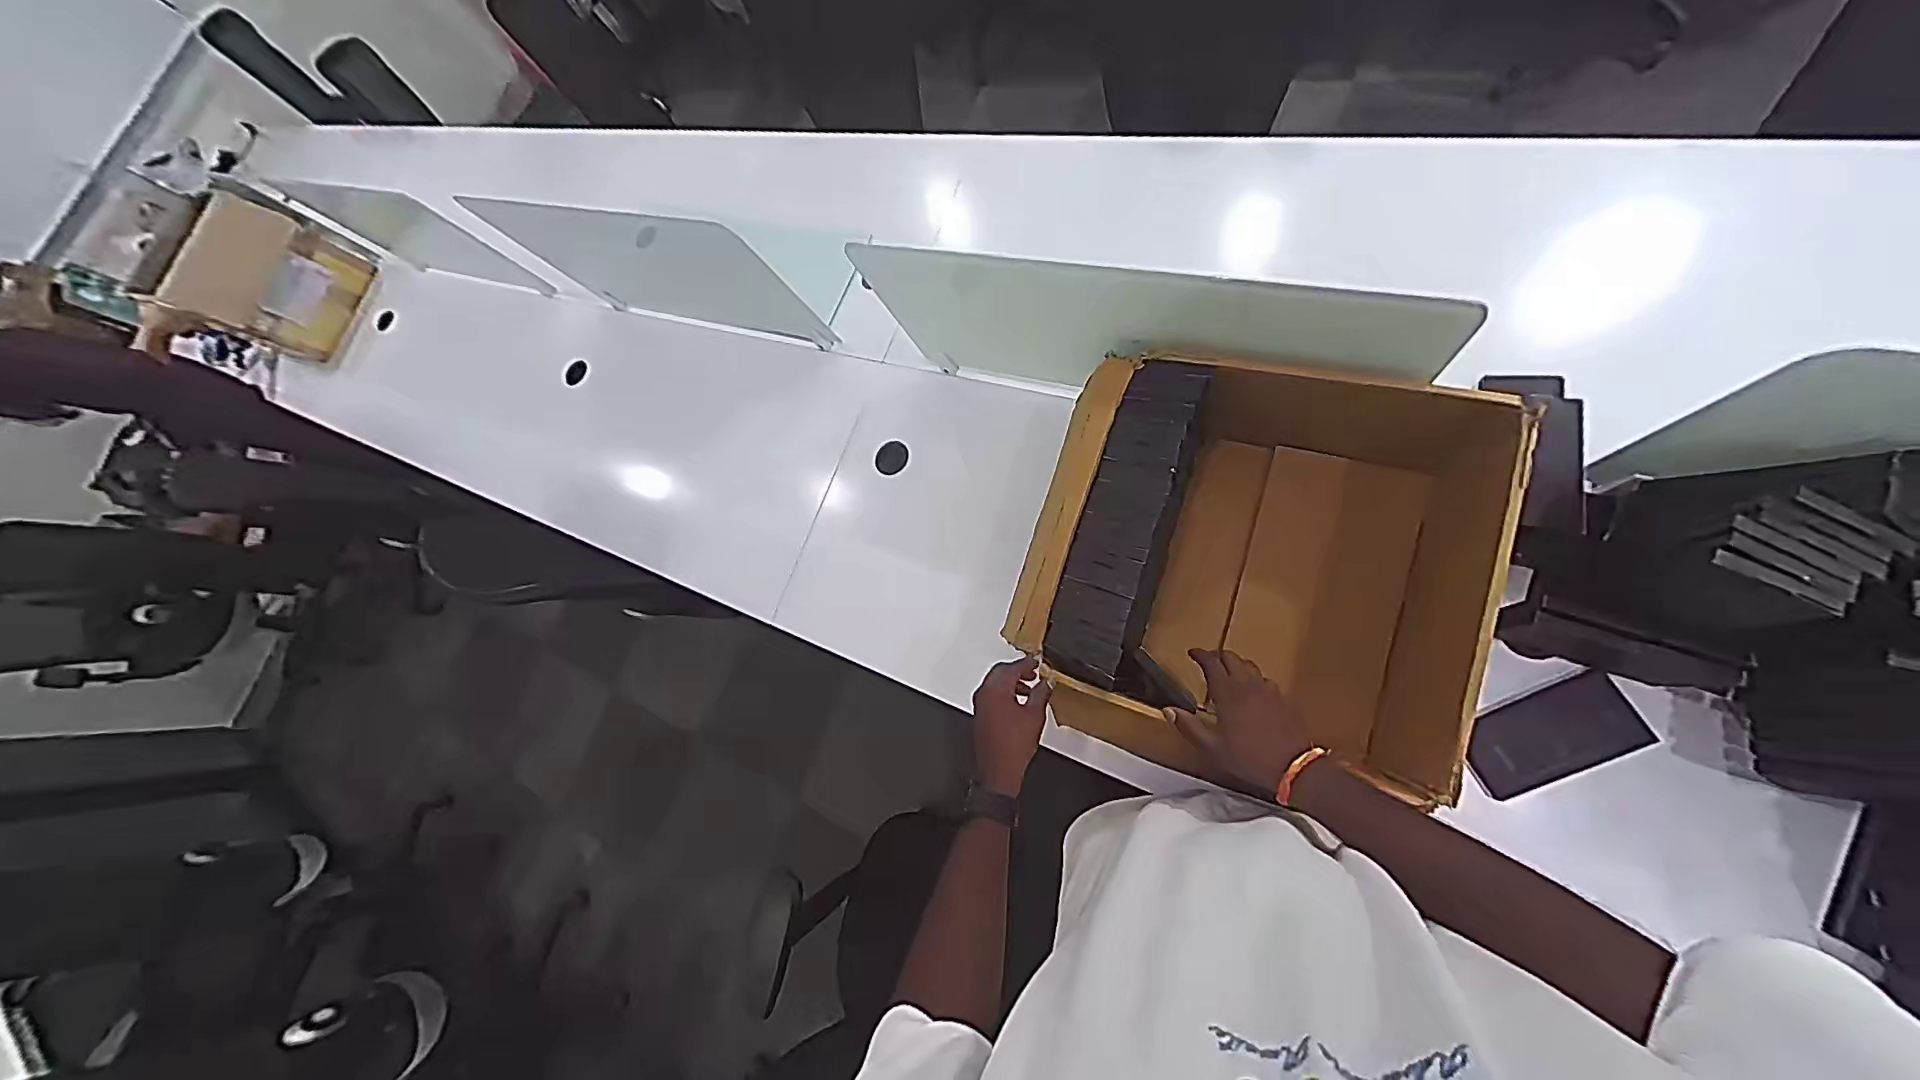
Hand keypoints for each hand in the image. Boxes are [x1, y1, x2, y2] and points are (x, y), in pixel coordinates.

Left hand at [971, 656, 1051, 795]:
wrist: (999, 771)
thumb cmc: (1013, 746)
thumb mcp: (1035, 715)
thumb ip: (1040, 694)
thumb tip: (1045, 683)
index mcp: (996, 689)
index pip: (1011, 667)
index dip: (1026, 663)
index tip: (1036, 662)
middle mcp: (984, 693)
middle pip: (1000, 672)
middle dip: (1017, 670)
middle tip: (1033, 671)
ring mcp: (980, 704)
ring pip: (995, 683)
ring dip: (1011, 681)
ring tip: (1029, 687)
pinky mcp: (980, 714)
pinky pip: (992, 695)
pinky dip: (1005, 692)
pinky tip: (1018, 701)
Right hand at [1166, 649, 1312, 796]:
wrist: (1294, 768)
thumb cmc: (1249, 758)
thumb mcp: (1212, 748)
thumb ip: (1189, 727)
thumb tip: (1169, 711)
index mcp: (1228, 693)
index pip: (1212, 662)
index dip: (1200, 654)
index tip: (1192, 653)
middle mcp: (1248, 686)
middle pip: (1232, 658)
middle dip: (1218, 655)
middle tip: (1208, 660)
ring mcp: (1269, 691)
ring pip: (1250, 666)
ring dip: (1236, 664)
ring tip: (1229, 672)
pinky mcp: (1283, 700)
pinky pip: (1265, 680)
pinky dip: (1254, 678)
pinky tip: (1253, 691)